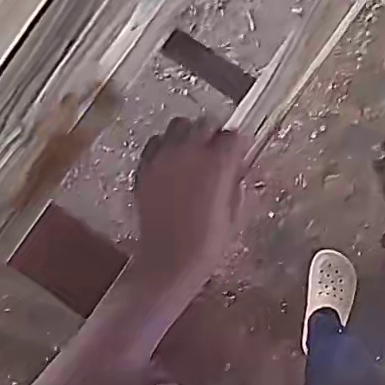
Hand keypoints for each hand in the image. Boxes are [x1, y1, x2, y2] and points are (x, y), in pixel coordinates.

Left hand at [132, 117, 244, 295]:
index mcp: (217, 164)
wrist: (168, 262)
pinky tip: (171, 163)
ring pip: (178, 126)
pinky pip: (155, 143)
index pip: (234, 136)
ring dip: (189, 135)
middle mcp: (189, 152)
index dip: (239, 145)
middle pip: (205, 123)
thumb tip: (239, 169)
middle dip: (214, 134)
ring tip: (192, 153)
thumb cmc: (207, 244)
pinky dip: (165, 147)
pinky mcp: (144, 168)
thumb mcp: (234, 213)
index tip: (240, 154)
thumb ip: (238, 184)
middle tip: (217, 151)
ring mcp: (162, 158)